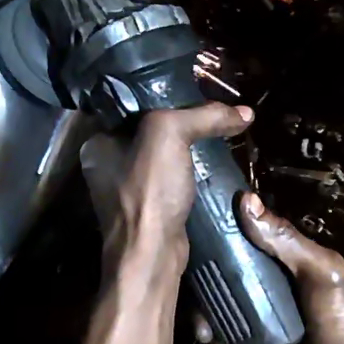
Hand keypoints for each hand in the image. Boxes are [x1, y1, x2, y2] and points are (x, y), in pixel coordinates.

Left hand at [80, 104, 253, 267]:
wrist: (152, 255)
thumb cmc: (149, 190)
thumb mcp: (169, 134)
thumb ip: (204, 115)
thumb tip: (245, 112)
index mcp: (98, 143)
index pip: (130, 106)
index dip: (162, 94)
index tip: (194, 89)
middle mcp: (107, 164)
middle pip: (149, 130)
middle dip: (180, 121)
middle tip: (210, 110)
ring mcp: (126, 189)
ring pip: (162, 155)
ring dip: (187, 146)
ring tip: (216, 131)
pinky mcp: (149, 208)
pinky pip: (171, 179)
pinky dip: (189, 171)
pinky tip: (211, 162)